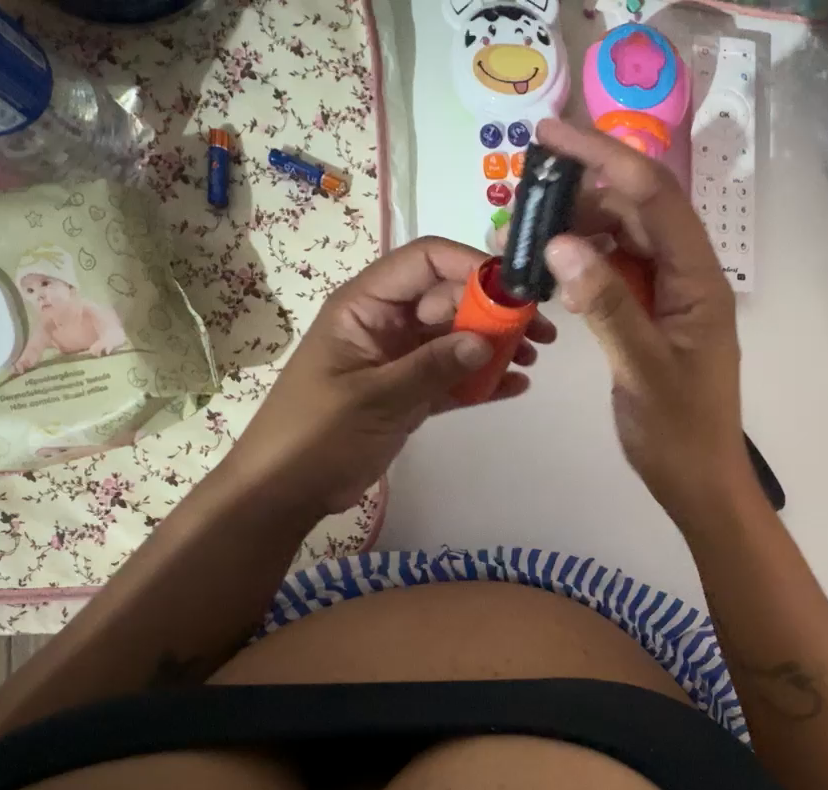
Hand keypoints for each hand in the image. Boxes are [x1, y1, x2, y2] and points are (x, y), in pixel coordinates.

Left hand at [221, 236, 554, 517]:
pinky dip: (483, 380)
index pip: (425, 262)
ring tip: (532, 361)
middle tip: (540, 334)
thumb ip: (431, 367)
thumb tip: (486, 342)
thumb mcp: (374, 398)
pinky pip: (454, 376)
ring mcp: (402, 358)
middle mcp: (387, 323)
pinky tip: (516, 386)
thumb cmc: (316, 435)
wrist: (286, 489)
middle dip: (496, 311)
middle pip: (450, 299)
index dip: (472, 267)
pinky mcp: (413, 392)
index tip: (516, 291)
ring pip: (458, 337)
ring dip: (496, 345)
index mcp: (365, 306)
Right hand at [534, 118, 755, 525]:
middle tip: (518, 198)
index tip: (548, 134)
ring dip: (577, 230)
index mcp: (699, 282)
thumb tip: (562, 243)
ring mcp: (670, 298)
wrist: (698, 483)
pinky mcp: (652, 319)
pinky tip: (551, 273)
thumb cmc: (680, 434)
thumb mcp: (643, 372)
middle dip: (580, 194)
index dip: (603, 157)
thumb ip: (608, 307)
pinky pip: (617, 276)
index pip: (654, 198)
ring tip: (523, 233)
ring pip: (623, 242)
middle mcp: (687, 278)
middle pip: (636, 212)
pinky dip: (584, 266)